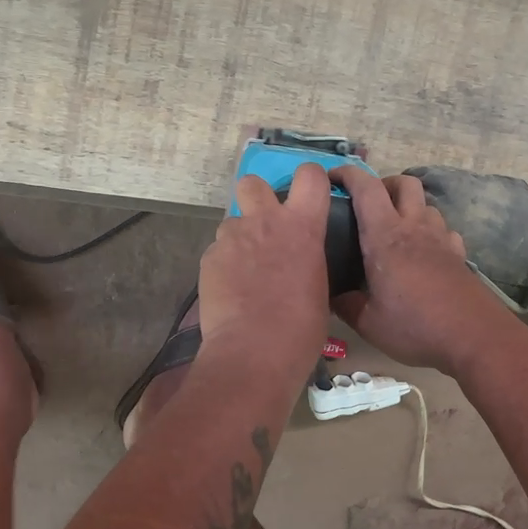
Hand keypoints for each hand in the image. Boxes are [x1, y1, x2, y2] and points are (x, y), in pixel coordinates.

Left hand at [196, 162, 331, 377]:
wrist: (253, 352)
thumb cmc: (300, 329)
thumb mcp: (319, 288)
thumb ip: (307, 262)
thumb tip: (300, 266)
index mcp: (302, 227)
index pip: (311, 176)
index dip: (311, 179)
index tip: (309, 192)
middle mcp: (265, 221)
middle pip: (252, 182)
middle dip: (256, 197)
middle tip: (263, 226)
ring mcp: (233, 238)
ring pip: (232, 223)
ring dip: (238, 239)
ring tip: (244, 271)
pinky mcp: (209, 258)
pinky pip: (218, 252)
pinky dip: (224, 266)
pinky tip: (230, 292)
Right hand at [329, 165, 522, 377]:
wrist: (474, 337)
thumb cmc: (415, 326)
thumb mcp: (368, 322)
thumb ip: (344, 305)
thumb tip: (330, 294)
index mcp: (385, 236)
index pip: (366, 188)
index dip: (348, 173)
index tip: (331, 177)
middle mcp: (414, 227)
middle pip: (404, 183)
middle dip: (383, 183)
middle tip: (367, 205)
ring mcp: (441, 238)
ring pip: (425, 205)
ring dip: (408, 208)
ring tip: (395, 231)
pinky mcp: (459, 254)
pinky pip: (443, 230)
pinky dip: (430, 232)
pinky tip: (424, 253)